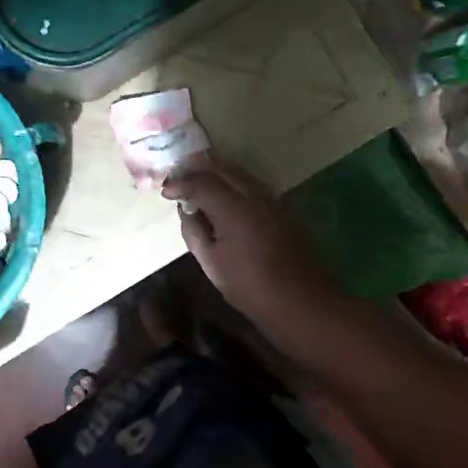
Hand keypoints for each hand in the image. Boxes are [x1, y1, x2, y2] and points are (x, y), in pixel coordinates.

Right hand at [163, 158, 341, 324]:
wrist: (302, 302)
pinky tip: (222, 193)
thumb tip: (185, 210)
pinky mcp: (281, 206)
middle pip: (220, 166)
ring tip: (195, 180)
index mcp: (233, 208)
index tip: (165, 192)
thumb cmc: (251, 287)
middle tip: (177, 177)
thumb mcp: (211, 264)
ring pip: (237, 170)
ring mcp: (270, 198)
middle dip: (196, 167)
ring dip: (214, 170)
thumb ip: (194, 231)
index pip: (200, 181)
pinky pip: (250, 181)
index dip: (179, 183)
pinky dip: (231, 179)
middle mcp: (253, 194)